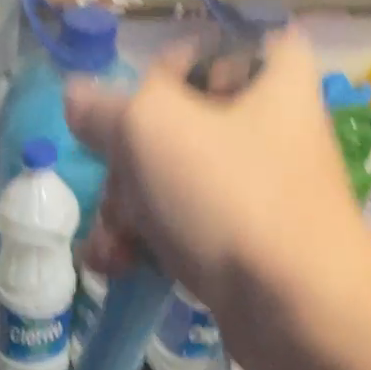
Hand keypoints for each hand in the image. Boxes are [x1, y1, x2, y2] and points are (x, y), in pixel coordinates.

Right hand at [63, 31, 370, 369]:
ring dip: (122, 221)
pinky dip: (145, 248)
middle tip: (119, 210)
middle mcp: (265, 122)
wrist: (294, 306)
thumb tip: (76, 99)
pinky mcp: (241, 244)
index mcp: (265, 69)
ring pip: (162, 190)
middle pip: (162, 136)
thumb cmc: (229, 199)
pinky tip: (118, 269)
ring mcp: (254, 189)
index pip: (180, 63)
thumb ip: (104, 109)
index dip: (140, 99)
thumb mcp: (149, 130)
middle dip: (123, 179)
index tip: (121, 138)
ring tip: (110, 254)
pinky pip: (178, 232)